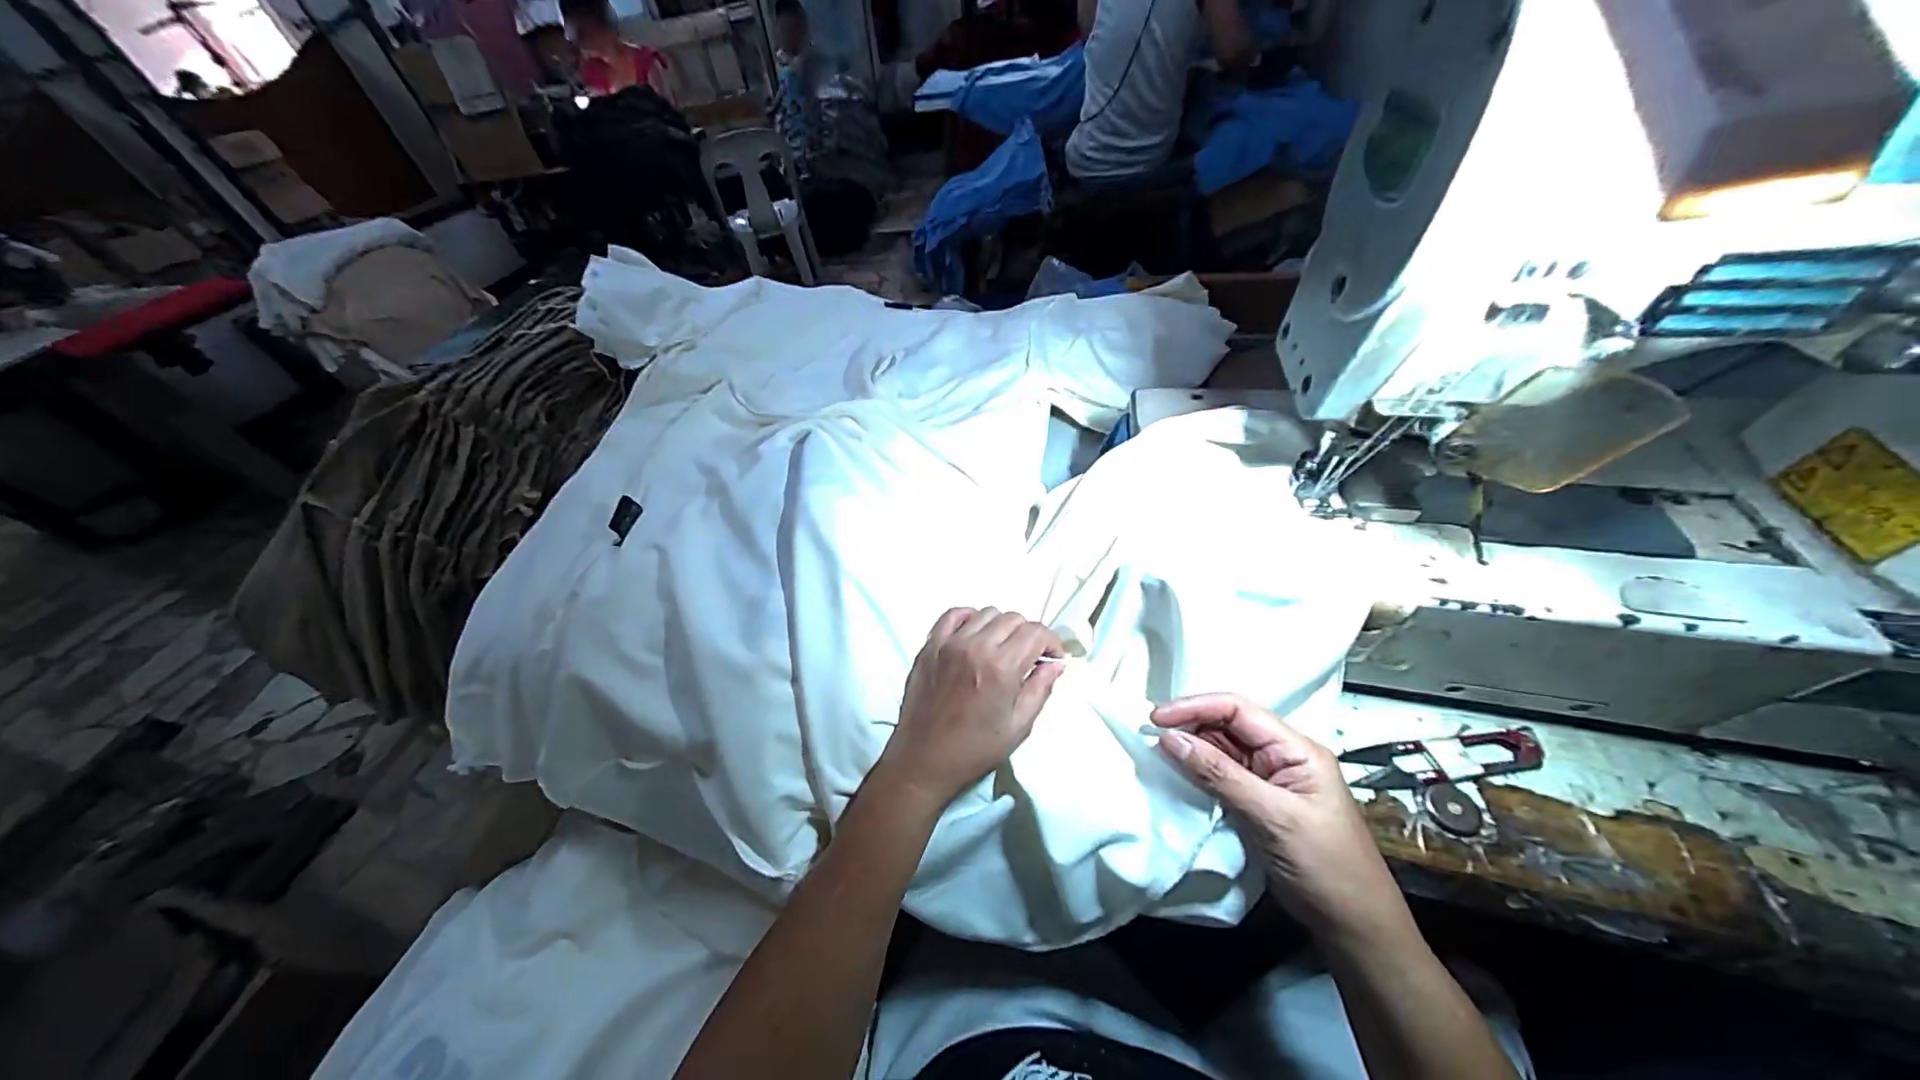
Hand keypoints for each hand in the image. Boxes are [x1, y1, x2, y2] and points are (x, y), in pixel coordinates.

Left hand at [870, 608, 1064, 810]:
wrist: (924, 760)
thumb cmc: (975, 749)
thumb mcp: (1019, 727)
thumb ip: (1040, 689)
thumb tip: (1055, 664)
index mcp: (1001, 668)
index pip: (1035, 632)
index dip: (1051, 642)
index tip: (1051, 657)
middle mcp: (976, 647)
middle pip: (1013, 619)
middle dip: (1028, 634)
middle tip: (1028, 657)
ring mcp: (949, 643)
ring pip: (986, 613)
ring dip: (1001, 627)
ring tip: (1001, 649)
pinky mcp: (929, 645)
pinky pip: (953, 615)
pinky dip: (969, 618)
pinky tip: (974, 635)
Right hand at [1153, 693, 1413, 946]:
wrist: (1354, 925)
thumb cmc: (1326, 866)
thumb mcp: (1272, 816)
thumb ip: (1219, 775)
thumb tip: (1170, 739)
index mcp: (1296, 749)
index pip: (1238, 710)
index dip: (1195, 707)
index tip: (1157, 718)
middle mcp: (1282, 756)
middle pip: (1227, 724)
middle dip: (1189, 724)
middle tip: (1150, 733)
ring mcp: (1270, 779)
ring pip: (1221, 749)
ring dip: (1190, 748)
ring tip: (1157, 752)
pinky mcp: (1258, 802)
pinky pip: (1221, 775)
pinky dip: (1197, 772)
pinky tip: (1177, 774)